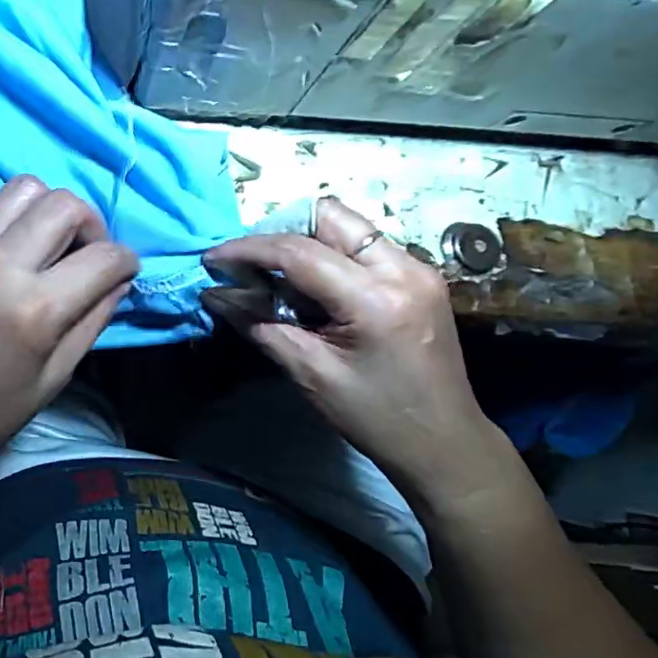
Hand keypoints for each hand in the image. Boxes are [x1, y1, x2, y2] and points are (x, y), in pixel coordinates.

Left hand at [0, 176, 138, 498]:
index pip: (103, 257)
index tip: (125, 271)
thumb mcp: (56, 375)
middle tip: (87, 256)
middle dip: (92, 225)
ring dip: (51, 211)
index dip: (126, 261)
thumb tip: (119, 278)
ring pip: (25, 188)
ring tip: (50, 246)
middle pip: (64, 204)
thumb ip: (94, 318)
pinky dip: (13, 217)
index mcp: (33, 311)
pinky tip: (14, 249)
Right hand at [202, 198, 503, 504]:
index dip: (248, 249)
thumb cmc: (375, 418)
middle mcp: (403, 267)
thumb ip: (261, 326)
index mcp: (376, 298)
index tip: (213, 259)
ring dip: (306, 241)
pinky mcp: (421, 275)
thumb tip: (217, 295)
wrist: (444, 442)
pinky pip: (365, 246)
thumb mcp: (311, 374)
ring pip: (348, 226)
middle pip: (329, 216)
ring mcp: (418, 267)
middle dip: (281, 232)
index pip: (299, 252)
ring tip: (276, 276)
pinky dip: (330, 255)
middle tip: (250, 264)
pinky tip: (313, 287)